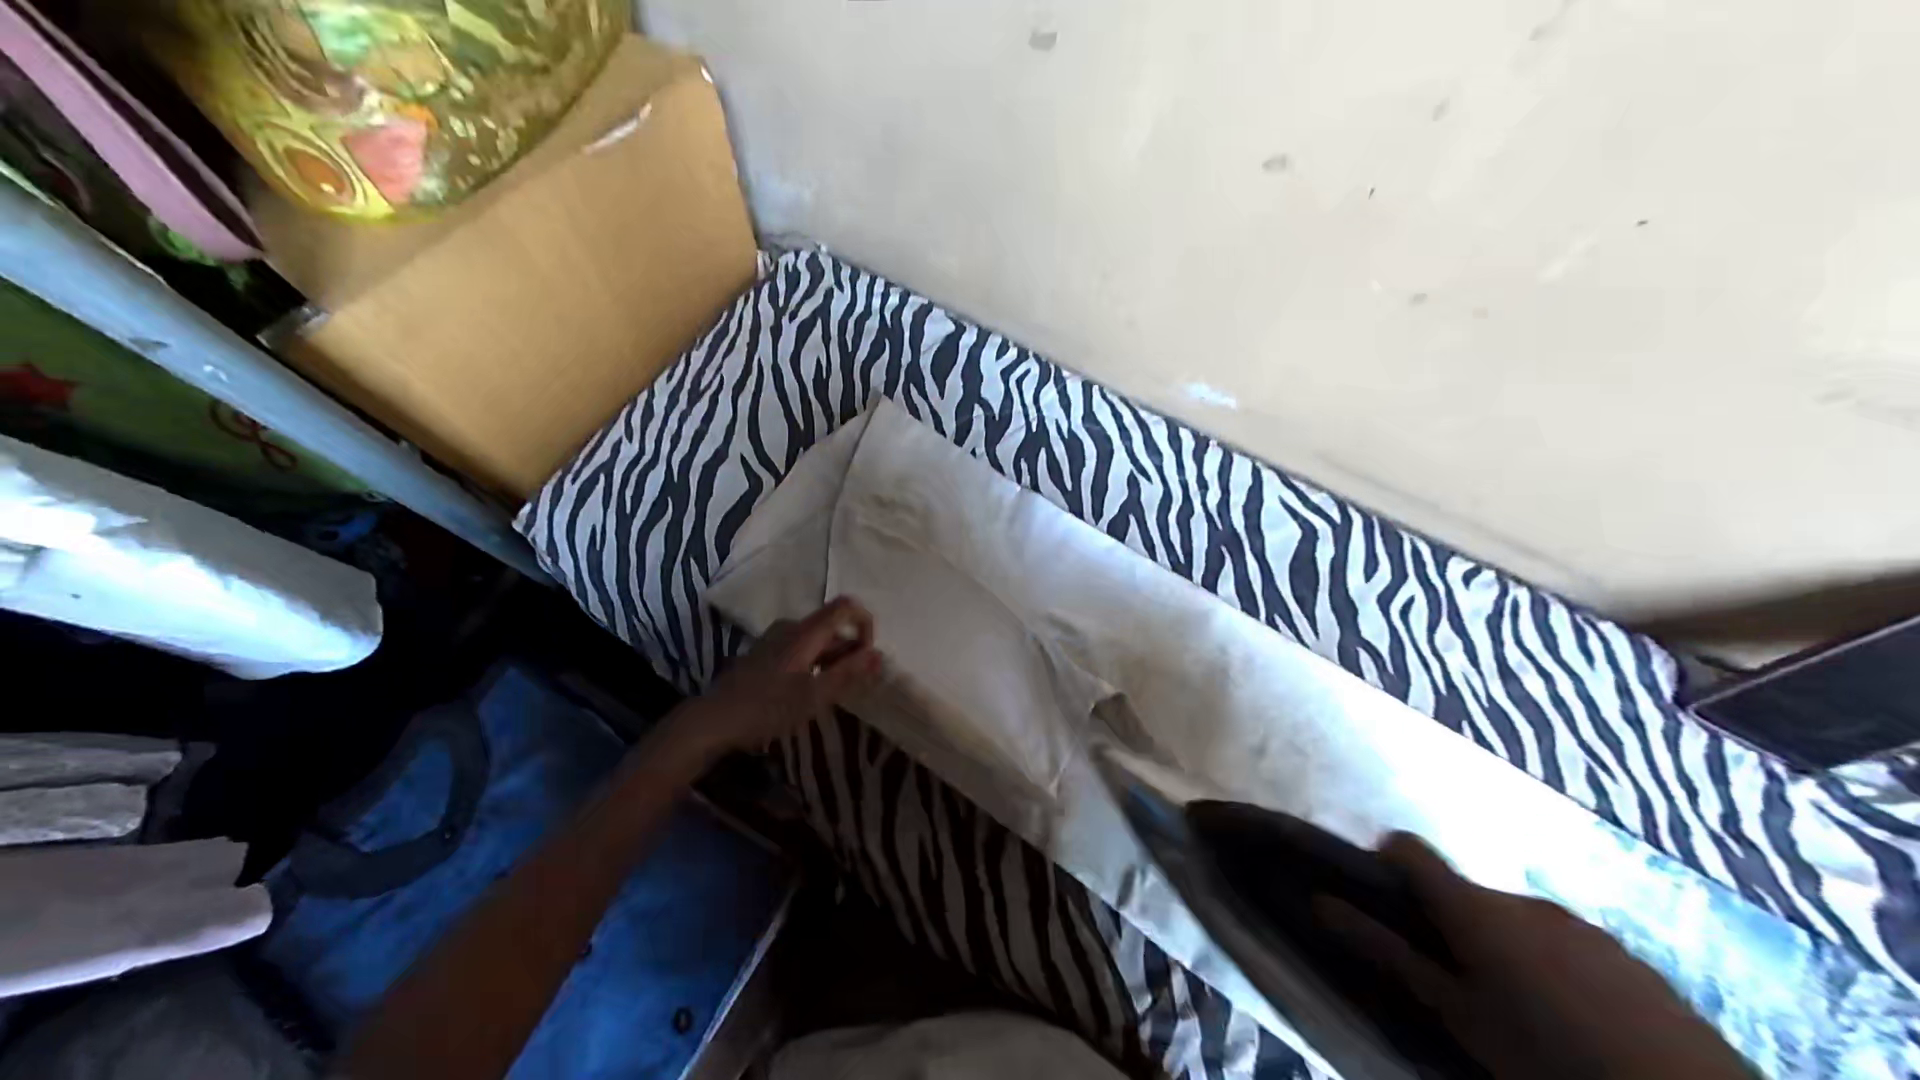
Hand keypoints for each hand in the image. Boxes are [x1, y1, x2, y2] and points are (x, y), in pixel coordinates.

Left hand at [650, 597, 881, 772]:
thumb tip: (879, 655)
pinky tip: (809, 690)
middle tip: (855, 684)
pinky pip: (801, 647)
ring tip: (833, 692)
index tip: (869, 656)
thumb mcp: (814, 696)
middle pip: (832, 625)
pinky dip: (815, 662)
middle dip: (851, 649)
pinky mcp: (766, 652)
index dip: (865, 624)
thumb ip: (848, 673)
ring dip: (833, 659)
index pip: (846, 607)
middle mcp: (791, 627)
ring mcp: (775, 638)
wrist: (714, 720)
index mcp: (805, 632)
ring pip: (816, 638)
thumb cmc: (767, 708)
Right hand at [1316, 833, 1752, 1079]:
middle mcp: (1520, 897)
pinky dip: (1549, 963)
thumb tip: (1320, 902)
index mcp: (1473, 906)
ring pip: (1514, 918)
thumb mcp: (1458, 1013)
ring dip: (1501, 944)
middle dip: (1449, 921)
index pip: (1407, 847)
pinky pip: (1563, 940)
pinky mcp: (1625, 952)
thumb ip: (1389, 953)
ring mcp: (1578, 922)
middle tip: (1454, 979)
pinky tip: (1572, 1017)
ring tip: (1519, 1006)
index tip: (1381, 896)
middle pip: (1463, 890)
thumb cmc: (1547, 1057)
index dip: (1386, 860)